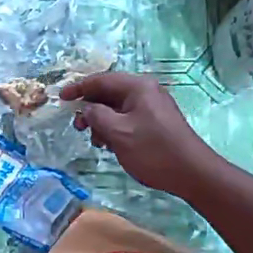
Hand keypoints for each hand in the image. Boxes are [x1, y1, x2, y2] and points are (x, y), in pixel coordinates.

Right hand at [61, 72, 221, 196]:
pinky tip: (111, 145)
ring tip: (97, 141)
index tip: (60, 99)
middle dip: (90, 109)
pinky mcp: (156, 122)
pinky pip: (128, 118)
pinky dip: (115, 128)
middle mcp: (146, 91)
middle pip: (109, 93)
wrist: (192, 173)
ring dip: (102, 122)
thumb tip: (87, 109)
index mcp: (138, 86)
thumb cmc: (153, 150)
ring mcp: (153, 107)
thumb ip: (96, 115)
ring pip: (117, 108)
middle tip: (78, 127)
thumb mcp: (118, 132)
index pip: (101, 80)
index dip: (78, 88)